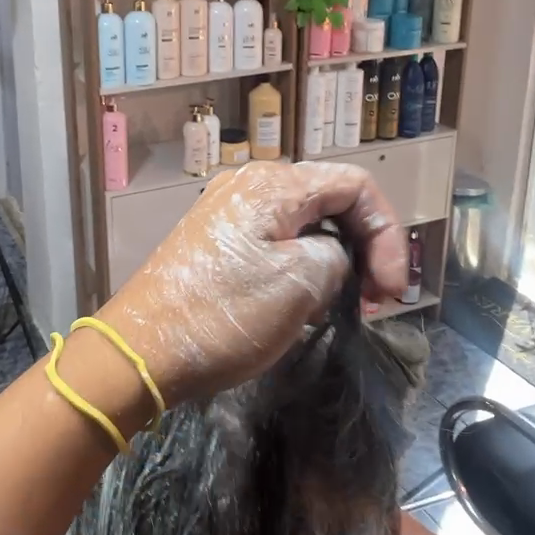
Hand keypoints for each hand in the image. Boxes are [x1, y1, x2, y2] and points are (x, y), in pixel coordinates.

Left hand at [94, 160, 406, 404]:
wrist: (142, 350)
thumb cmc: (223, 315)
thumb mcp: (300, 284)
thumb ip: (338, 255)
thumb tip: (334, 257)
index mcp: (273, 184)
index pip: (356, 185)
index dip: (387, 233)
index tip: (391, 291)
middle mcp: (251, 184)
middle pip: (332, 201)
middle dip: (363, 248)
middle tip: (372, 302)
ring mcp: (230, 211)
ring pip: (306, 224)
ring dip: (334, 262)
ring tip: (338, 308)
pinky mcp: (219, 240)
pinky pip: (278, 241)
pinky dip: (303, 267)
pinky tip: (303, 305)